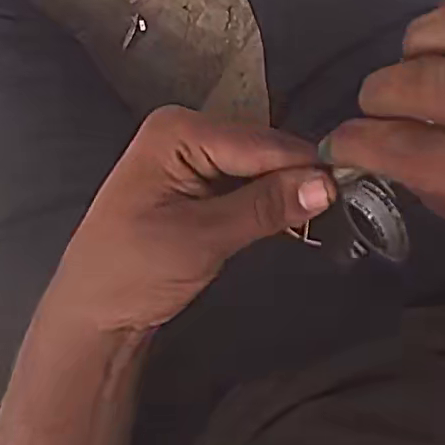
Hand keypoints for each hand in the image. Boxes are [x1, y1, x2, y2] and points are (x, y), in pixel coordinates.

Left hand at [49, 106, 335, 332]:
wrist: (93, 314)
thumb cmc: (132, 271)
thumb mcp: (202, 238)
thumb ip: (265, 207)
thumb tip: (326, 184)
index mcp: (177, 130)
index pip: (258, 142)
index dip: (304, 164)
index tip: (351, 184)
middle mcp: (187, 130)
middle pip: (262, 149)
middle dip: (298, 176)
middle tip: (345, 202)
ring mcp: (193, 154)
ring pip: (260, 165)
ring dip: (288, 189)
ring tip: (328, 210)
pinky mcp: (201, 180)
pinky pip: (249, 181)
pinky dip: (271, 200)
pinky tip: (296, 216)